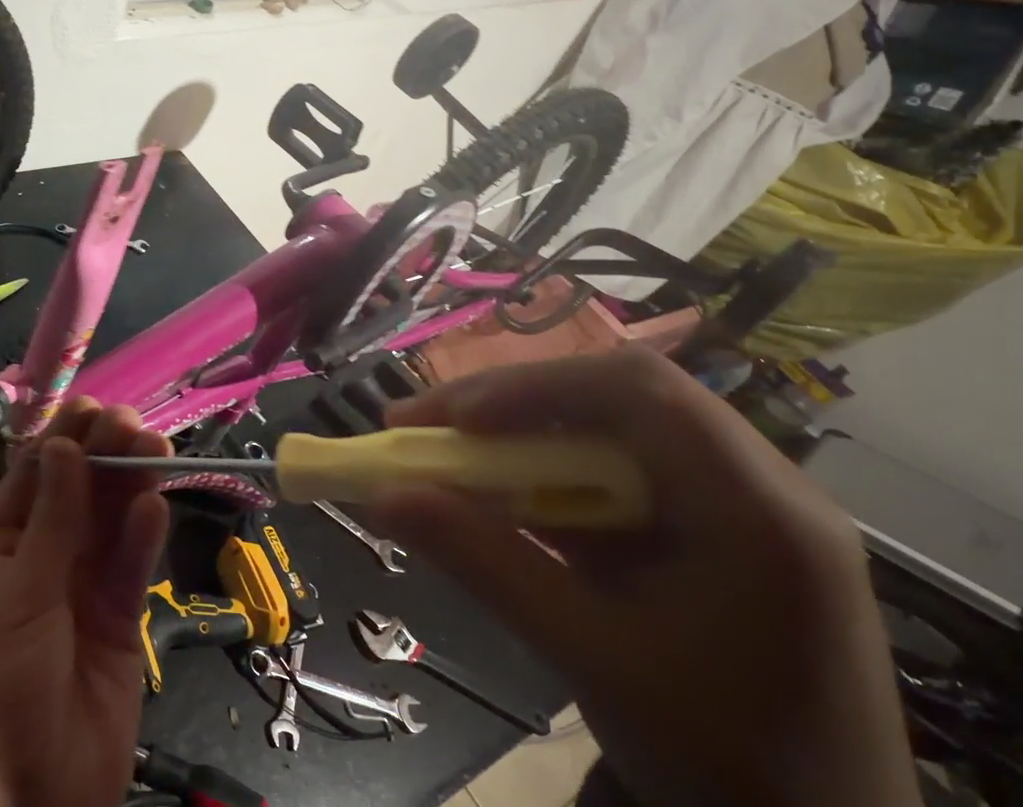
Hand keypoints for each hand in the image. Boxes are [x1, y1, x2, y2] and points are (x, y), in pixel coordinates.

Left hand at [0, 399, 171, 806]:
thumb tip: (62, 445)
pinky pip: (132, 567)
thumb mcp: (19, 590)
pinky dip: (143, 537)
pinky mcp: (121, 618)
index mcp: (0, 542)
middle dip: (103, 457)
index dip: (62, 439)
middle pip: (79, 493)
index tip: (94, 407)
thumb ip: (53, 520)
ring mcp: (83, 586)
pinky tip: (155, 505)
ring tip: (155, 449)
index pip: (34, 477)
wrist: (25, 783)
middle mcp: (43, 555)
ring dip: (131, 486)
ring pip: (111, 523)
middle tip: (133, 425)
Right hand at [372, 347, 917, 806]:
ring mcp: (740, 510)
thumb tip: (381, 498)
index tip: (447, 419)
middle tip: (422, 425)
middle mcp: (759, 488)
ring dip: (524, 442)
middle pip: (622, 401)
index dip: (534, 388)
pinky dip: (549, 482)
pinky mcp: (713, 536)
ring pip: (615, 436)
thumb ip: (484, 566)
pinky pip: (619, 481)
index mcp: (757, 510)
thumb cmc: (715, 752)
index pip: (640, 394)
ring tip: (442, 458)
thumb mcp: (588, 655)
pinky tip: (498, 503)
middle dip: (513, 405)